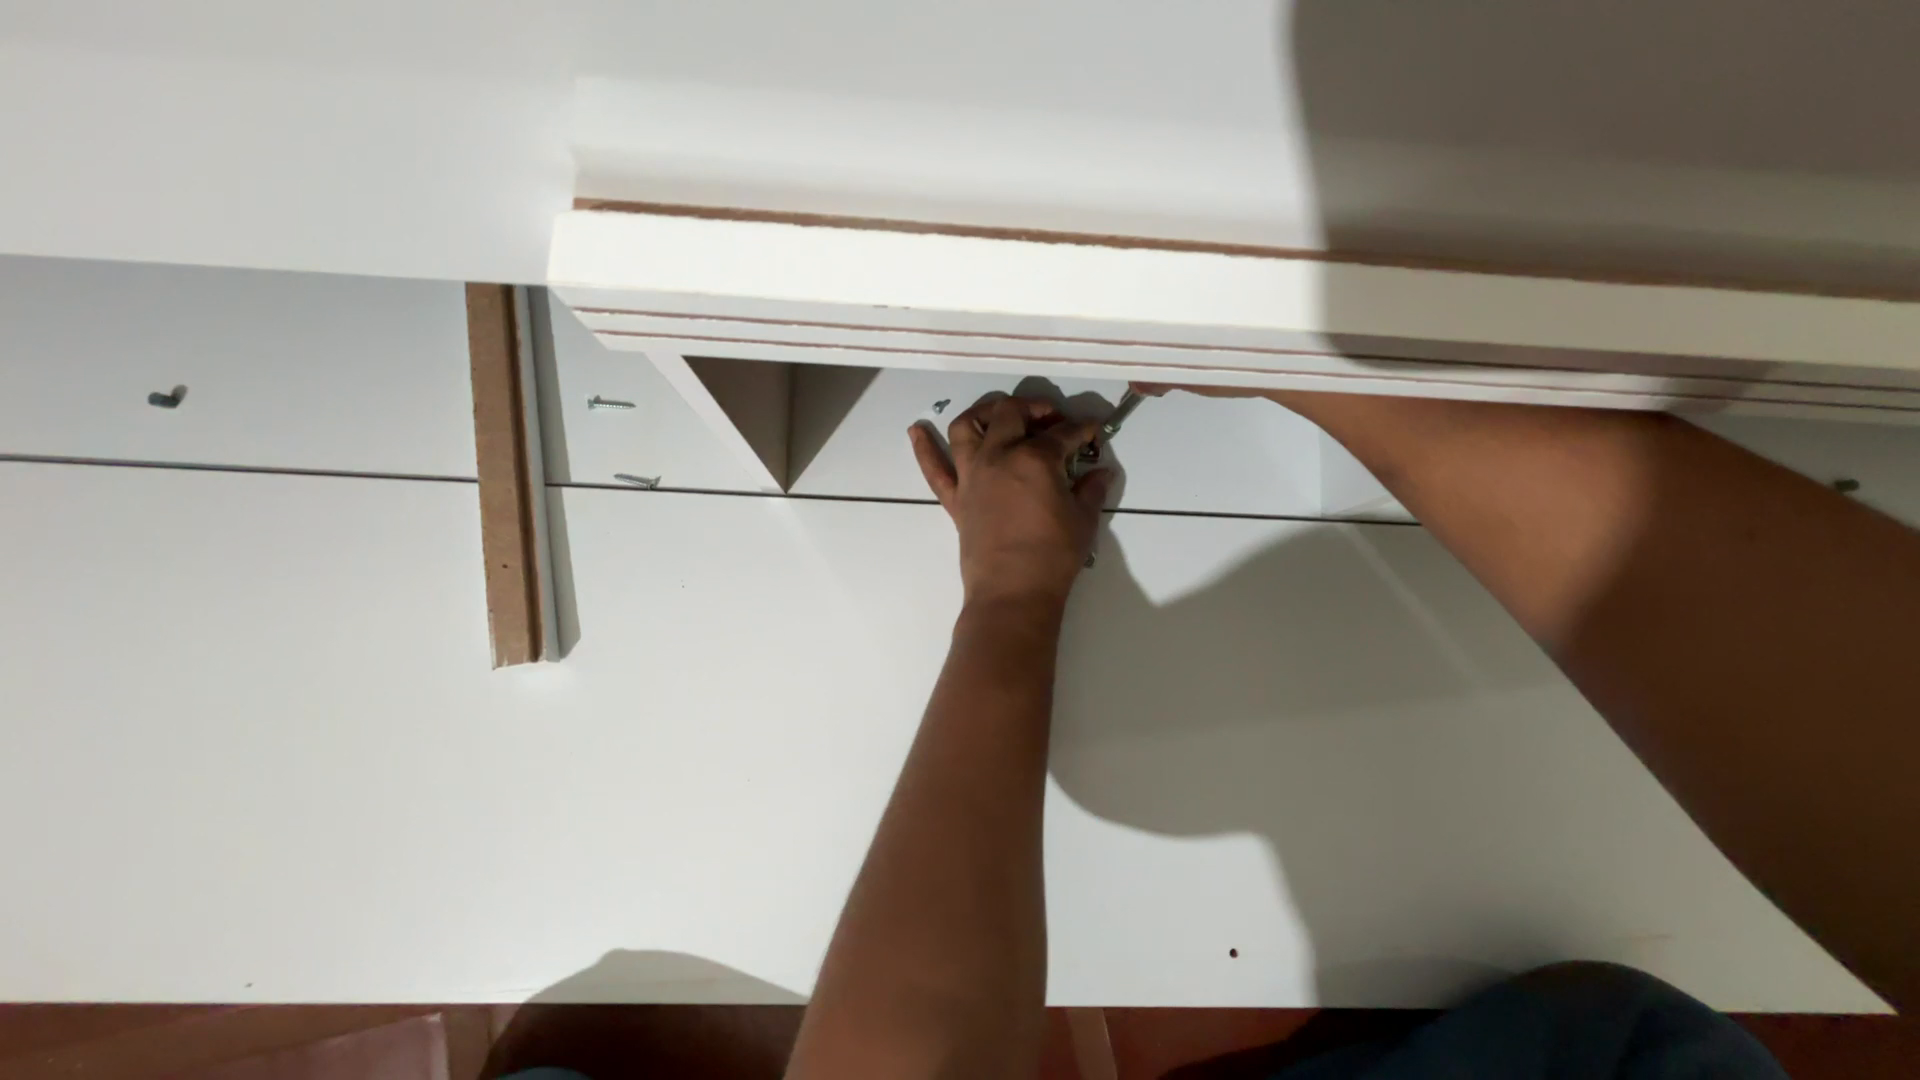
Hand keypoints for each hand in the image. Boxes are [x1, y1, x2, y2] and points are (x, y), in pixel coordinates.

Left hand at [910, 394, 1112, 607]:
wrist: (1012, 592)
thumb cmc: (1053, 556)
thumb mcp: (1083, 520)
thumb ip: (1091, 490)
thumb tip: (1102, 473)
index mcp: (1035, 458)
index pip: (1063, 433)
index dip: (1081, 429)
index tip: (1092, 431)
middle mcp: (999, 456)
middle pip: (1010, 414)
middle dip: (1033, 409)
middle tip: (1051, 421)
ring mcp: (972, 475)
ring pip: (967, 427)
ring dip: (983, 414)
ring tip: (999, 417)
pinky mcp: (955, 498)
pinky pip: (933, 468)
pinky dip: (923, 447)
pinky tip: (916, 430)